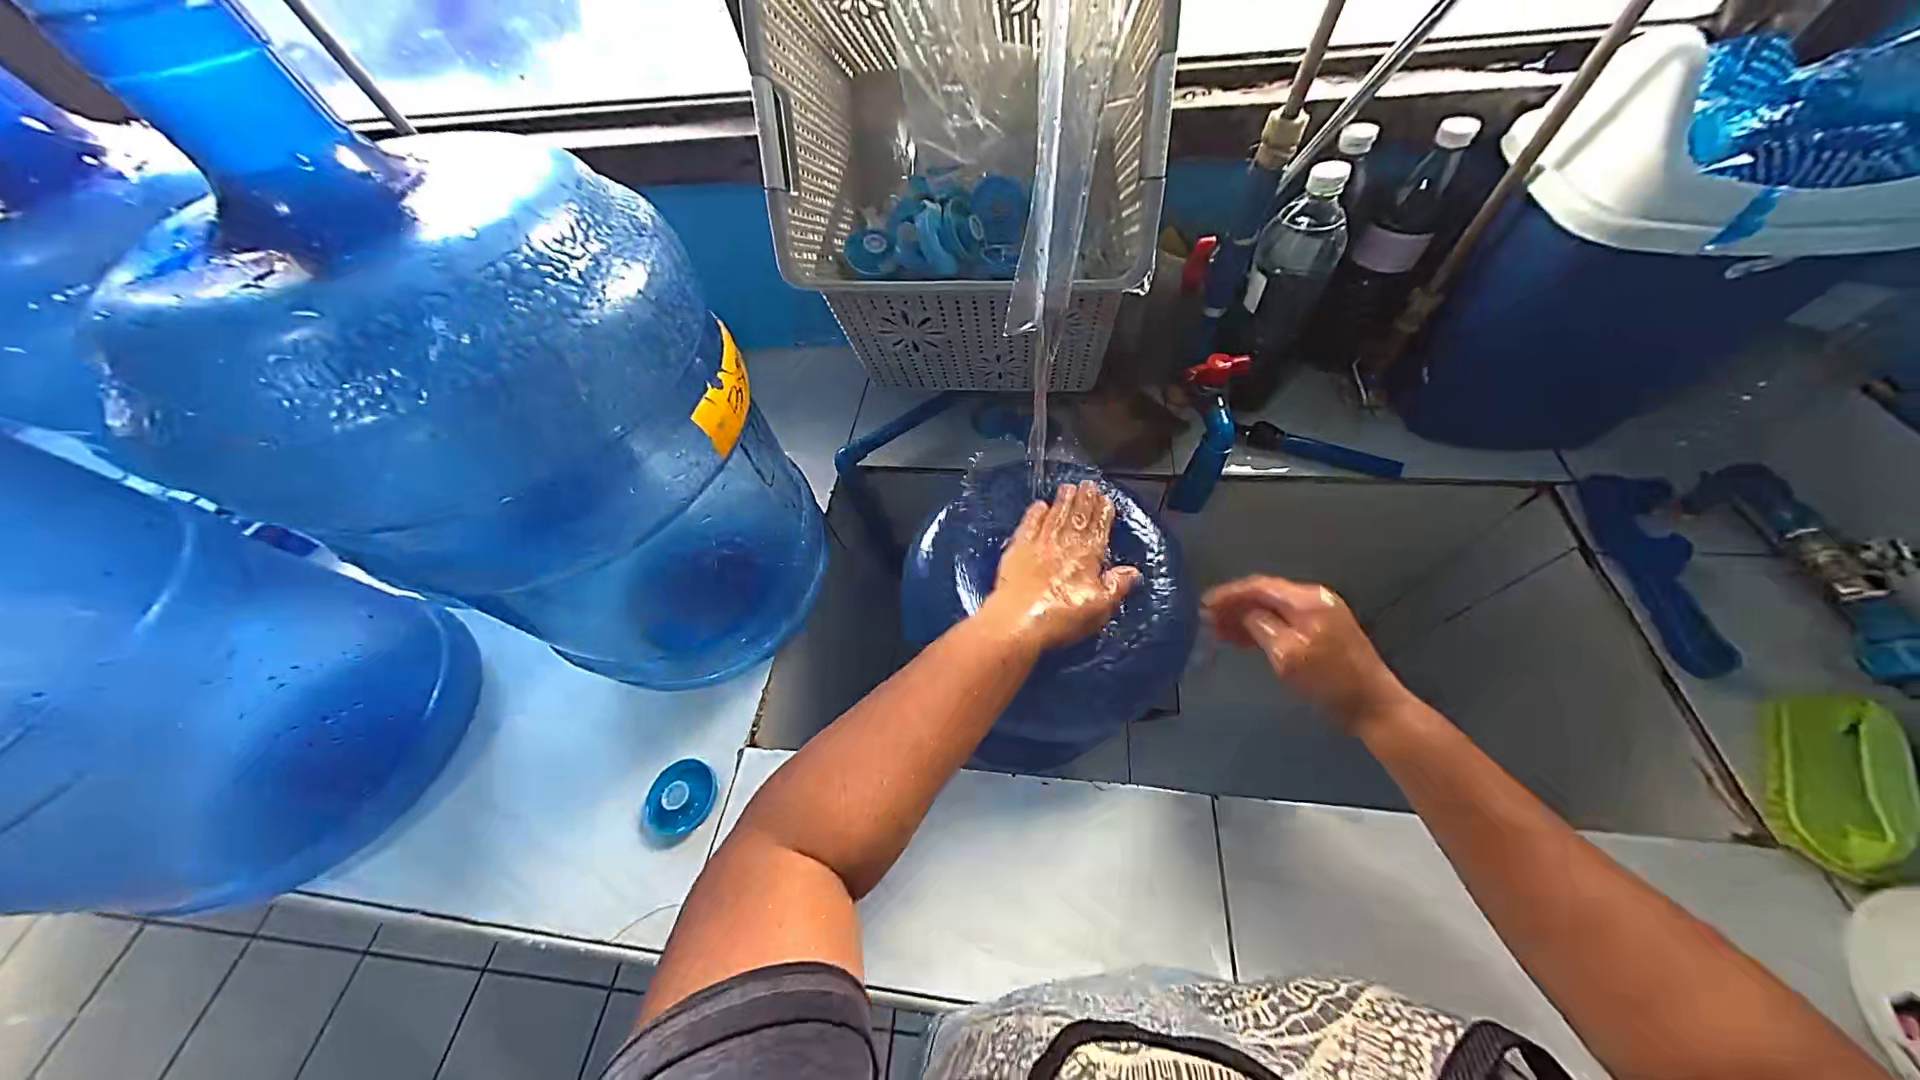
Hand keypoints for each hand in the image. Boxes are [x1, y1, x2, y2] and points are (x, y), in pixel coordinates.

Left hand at [979, 481, 1140, 652]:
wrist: (1017, 621)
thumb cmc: (1061, 617)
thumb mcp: (1100, 607)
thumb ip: (1117, 586)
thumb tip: (1132, 571)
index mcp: (1088, 556)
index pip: (1098, 528)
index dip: (1103, 512)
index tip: (1105, 498)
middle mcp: (1064, 544)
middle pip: (1077, 516)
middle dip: (1084, 499)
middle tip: (1088, 485)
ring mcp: (1039, 544)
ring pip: (1055, 516)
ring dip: (1062, 501)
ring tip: (1068, 488)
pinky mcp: (1017, 550)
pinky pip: (1028, 525)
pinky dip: (1034, 514)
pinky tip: (1039, 506)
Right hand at [1202, 575, 1410, 732]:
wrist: (1374, 709)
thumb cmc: (1330, 682)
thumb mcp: (1287, 654)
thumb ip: (1261, 626)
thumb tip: (1243, 614)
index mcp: (1308, 600)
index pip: (1259, 586)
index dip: (1228, 594)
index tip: (1203, 605)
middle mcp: (1314, 600)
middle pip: (1265, 595)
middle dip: (1234, 606)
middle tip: (1206, 621)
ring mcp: (1320, 616)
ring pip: (1272, 609)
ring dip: (1244, 617)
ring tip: (1217, 631)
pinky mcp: (1322, 633)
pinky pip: (1283, 622)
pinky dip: (1260, 628)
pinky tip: (1242, 639)